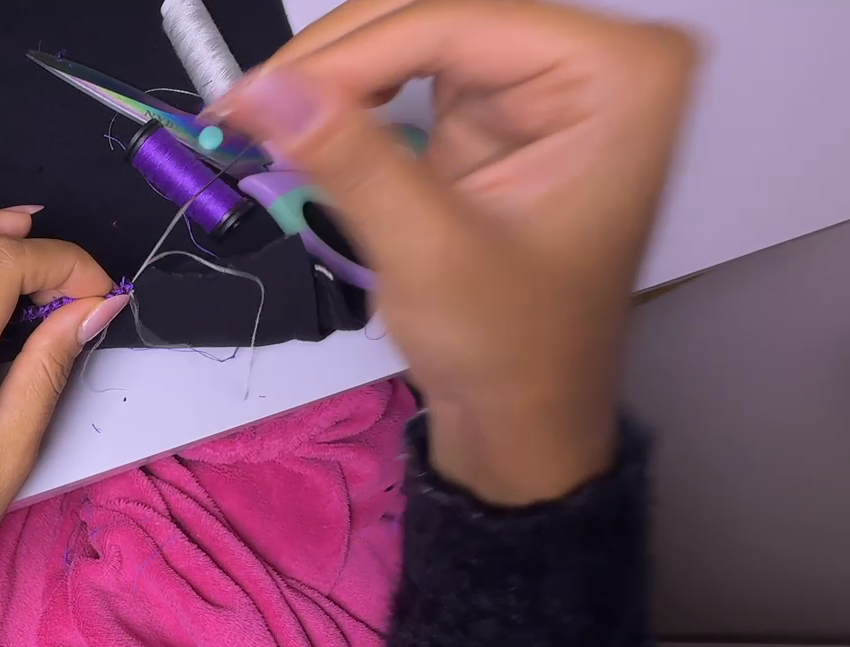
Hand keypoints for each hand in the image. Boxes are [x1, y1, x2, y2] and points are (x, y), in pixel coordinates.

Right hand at [203, 0, 696, 503]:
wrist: (517, 405)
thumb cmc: (502, 341)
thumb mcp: (424, 249)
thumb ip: (349, 160)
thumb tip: (263, 91)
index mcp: (609, 71)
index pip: (453, 23)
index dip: (342, 56)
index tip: (247, 99)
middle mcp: (579, 62)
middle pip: (431, 19)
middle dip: (329, 61)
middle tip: (240, 107)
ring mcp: (530, 91)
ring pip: (408, 46)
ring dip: (326, 80)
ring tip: (255, 119)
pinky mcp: (486, 126)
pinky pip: (403, 90)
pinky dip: (341, 110)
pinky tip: (298, 131)